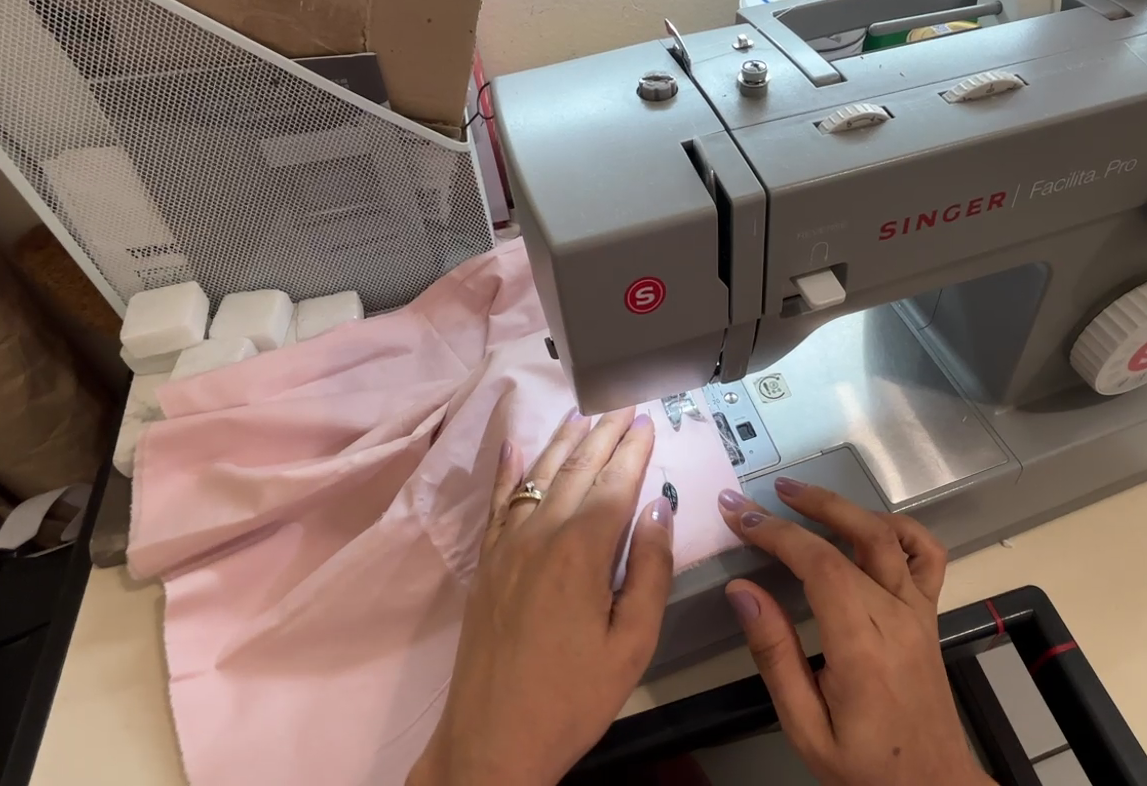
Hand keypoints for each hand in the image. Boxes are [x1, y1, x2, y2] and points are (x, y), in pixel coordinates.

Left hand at [409, 409, 673, 785]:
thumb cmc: (573, 697)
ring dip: (564, 440)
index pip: (615, 482)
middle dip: (604, 432)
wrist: (491, 741)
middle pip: (577, 468)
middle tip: (624, 404)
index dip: (633, 449)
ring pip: (538, 474)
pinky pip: (499, 500)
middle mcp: (541, 533)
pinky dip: (508, 468)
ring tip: (584, 414)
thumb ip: (650, 569)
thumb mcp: (632, 643)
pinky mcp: (486, 560)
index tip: (648, 420)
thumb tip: (659, 506)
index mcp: (582, 550)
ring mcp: (507, 544)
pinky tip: (514, 444)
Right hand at [718, 482, 989, 785]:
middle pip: (853, 537)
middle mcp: (896, 615)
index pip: (819, 564)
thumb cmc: (864, 764)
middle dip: (803, 507)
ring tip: (800, 495)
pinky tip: (867, 524)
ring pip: (888, 534)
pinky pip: (927, 554)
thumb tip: (742, 591)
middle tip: (760, 496)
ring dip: (842, 505)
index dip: (776, 533)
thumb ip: (774, 654)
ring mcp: (918, 609)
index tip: (738, 517)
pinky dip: (900, 527)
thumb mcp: (805, 725)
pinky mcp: (929, 611)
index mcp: (862, 644)